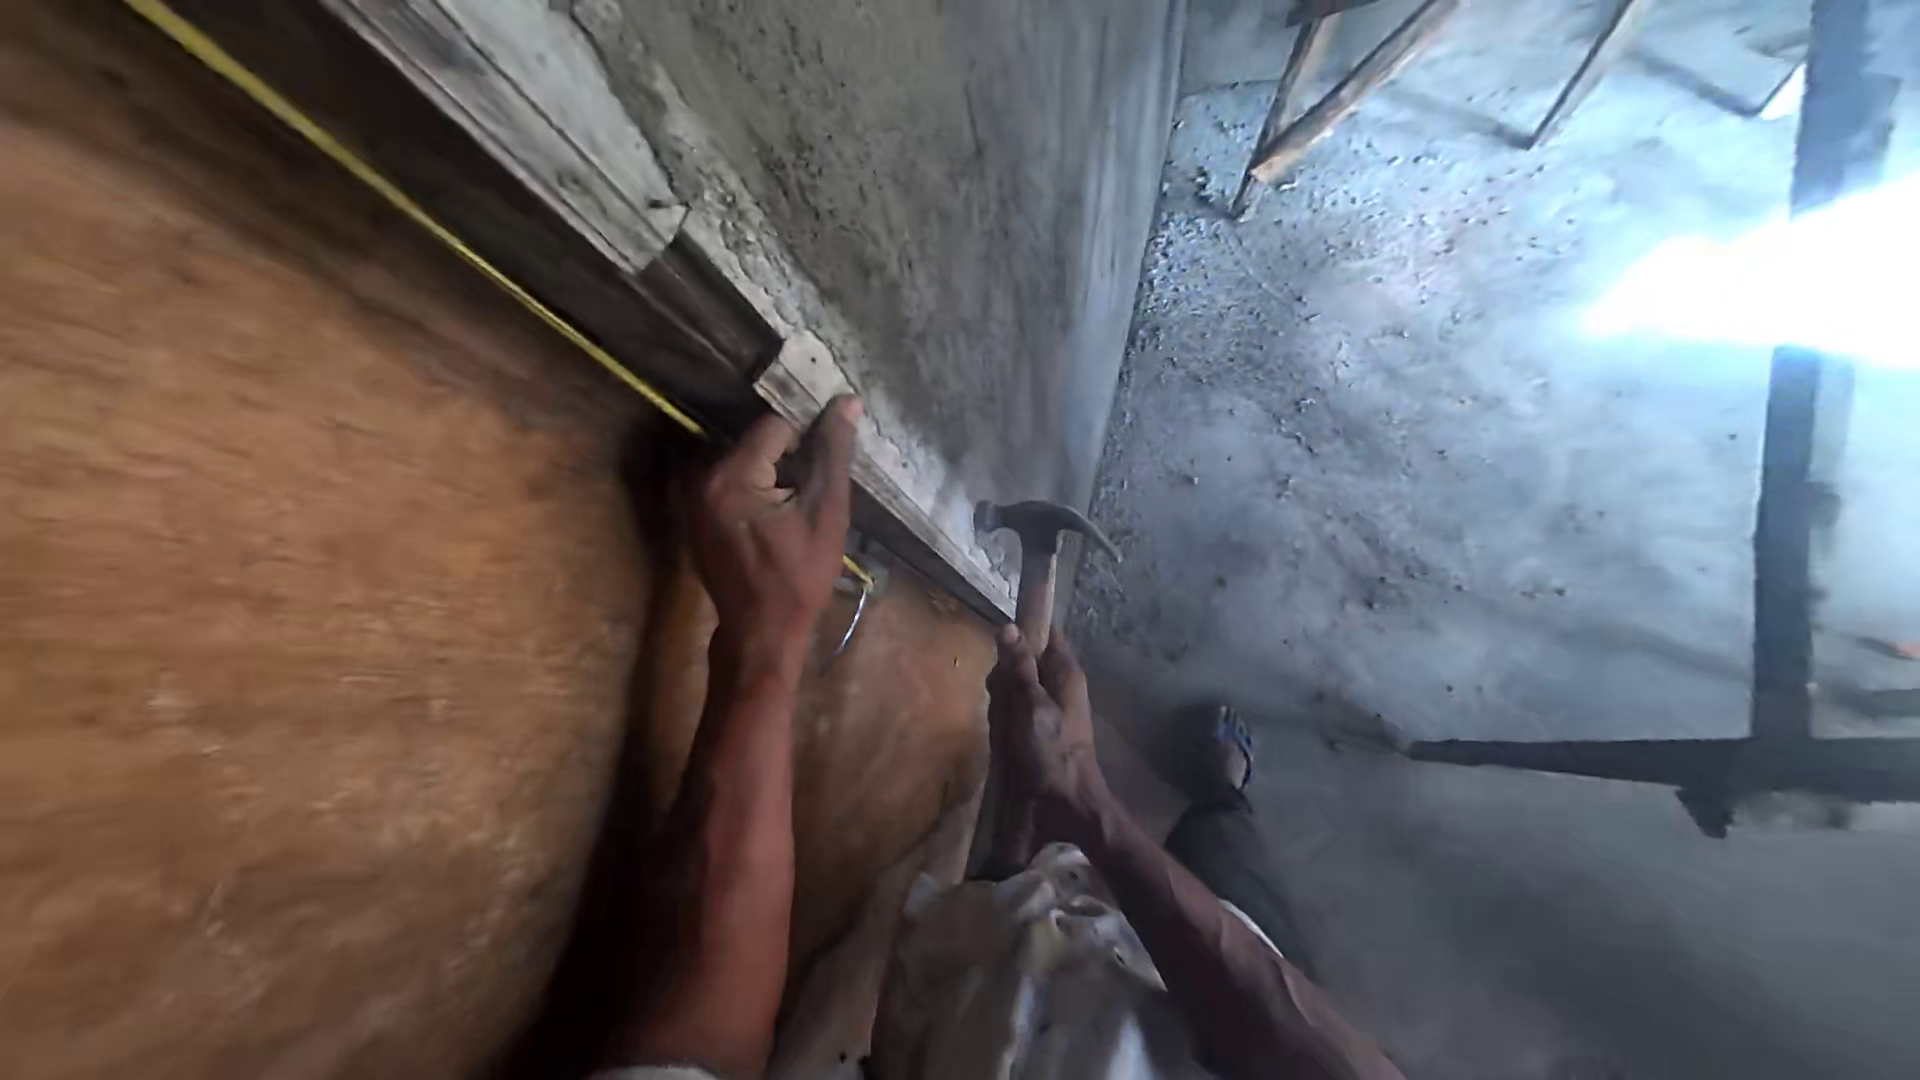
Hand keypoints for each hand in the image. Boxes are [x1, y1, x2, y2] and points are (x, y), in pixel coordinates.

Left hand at [688, 395, 861, 644]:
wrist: (760, 628)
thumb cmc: (800, 576)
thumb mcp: (826, 513)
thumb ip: (833, 453)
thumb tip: (846, 402)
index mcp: (731, 474)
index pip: (776, 424)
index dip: (808, 438)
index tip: (824, 464)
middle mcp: (700, 475)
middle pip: (756, 439)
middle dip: (788, 455)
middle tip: (808, 492)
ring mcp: (690, 493)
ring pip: (744, 457)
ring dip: (773, 470)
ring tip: (793, 506)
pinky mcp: (691, 508)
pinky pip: (730, 477)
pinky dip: (754, 485)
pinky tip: (773, 516)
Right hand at [988, 626, 1107, 836]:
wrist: (1065, 802)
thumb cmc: (1051, 751)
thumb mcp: (1031, 704)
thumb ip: (1019, 666)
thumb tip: (1008, 626)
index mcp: (1064, 670)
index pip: (1044, 631)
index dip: (1021, 635)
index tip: (1002, 653)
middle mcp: (1059, 682)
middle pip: (1022, 660)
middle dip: (1005, 678)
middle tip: (1004, 701)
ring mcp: (1049, 704)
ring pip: (1014, 686)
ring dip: (1003, 703)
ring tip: (1005, 726)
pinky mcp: (1039, 724)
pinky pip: (1015, 709)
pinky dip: (1005, 721)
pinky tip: (1005, 738)